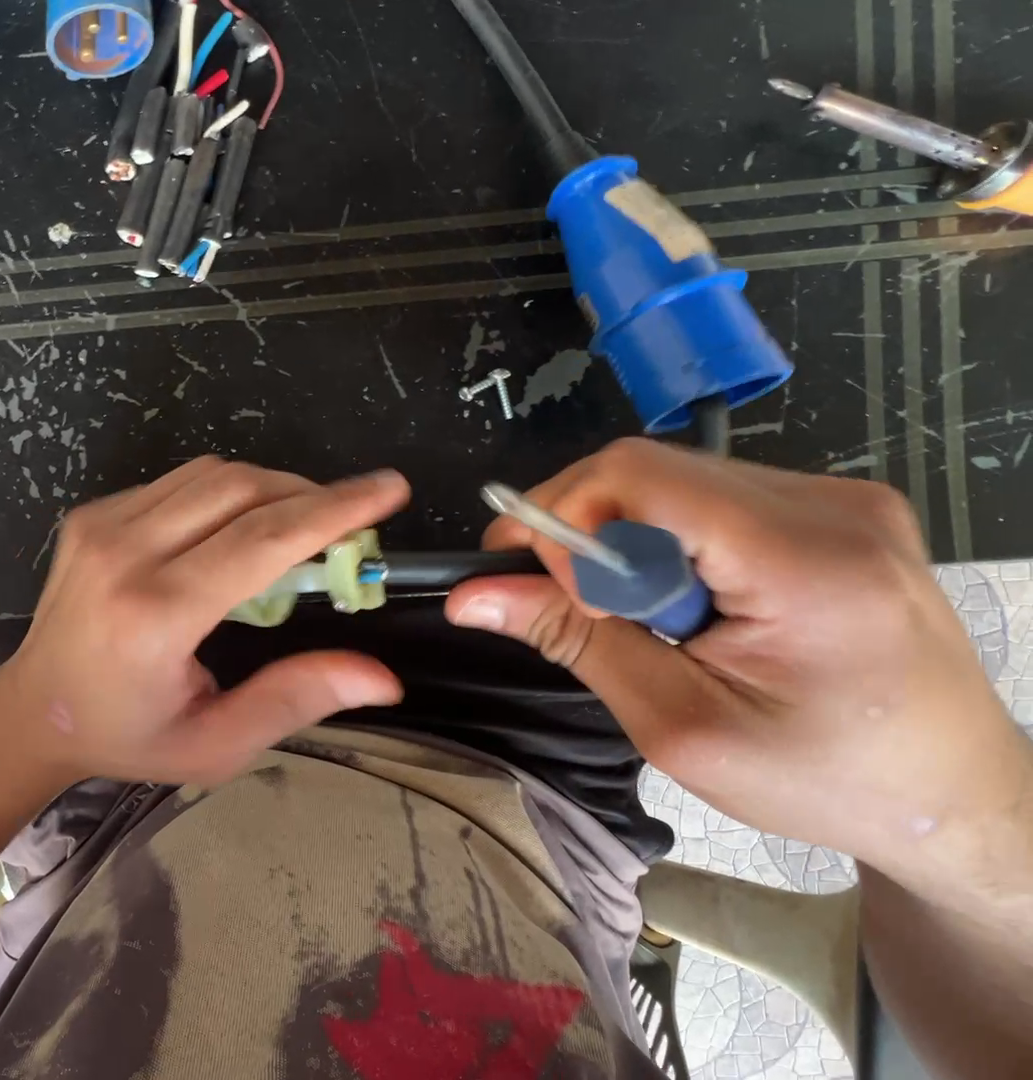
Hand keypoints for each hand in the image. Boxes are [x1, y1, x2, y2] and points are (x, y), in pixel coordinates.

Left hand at [0, 457, 409, 786]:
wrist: (35, 709)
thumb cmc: (126, 735)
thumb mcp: (214, 742)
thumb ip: (294, 700)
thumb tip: (381, 676)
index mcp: (156, 613)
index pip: (262, 539)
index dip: (334, 509)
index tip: (389, 490)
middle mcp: (123, 553)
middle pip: (240, 488)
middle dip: (308, 493)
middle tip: (351, 520)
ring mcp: (100, 525)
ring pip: (208, 474)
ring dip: (267, 488)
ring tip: (299, 524)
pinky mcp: (90, 515)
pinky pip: (175, 483)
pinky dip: (221, 495)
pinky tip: (235, 530)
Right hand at [445, 438, 1032, 879]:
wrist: (956, 800)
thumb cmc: (821, 779)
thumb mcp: (676, 723)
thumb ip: (573, 641)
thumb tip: (471, 597)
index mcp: (806, 562)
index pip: (637, 476)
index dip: (559, 516)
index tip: (526, 581)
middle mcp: (830, 506)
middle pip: (645, 468)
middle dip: (577, 528)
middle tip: (556, 599)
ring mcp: (839, 501)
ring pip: (667, 478)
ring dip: (616, 538)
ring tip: (631, 613)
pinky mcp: (832, 511)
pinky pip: (702, 496)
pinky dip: (656, 539)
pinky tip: (674, 597)